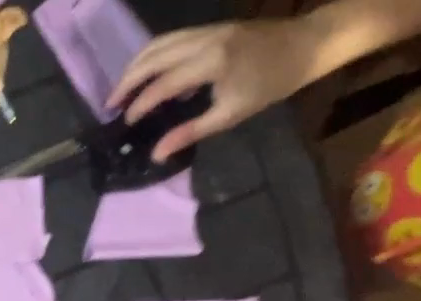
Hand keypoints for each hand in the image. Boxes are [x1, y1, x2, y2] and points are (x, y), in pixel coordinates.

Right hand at [109, 18, 327, 161]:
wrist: (311, 43)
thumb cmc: (273, 82)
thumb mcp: (233, 113)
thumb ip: (190, 131)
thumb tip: (155, 154)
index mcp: (212, 62)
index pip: (161, 85)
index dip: (139, 105)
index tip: (126, 123)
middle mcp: (204, 40)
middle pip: (151, 58)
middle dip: (126, 82)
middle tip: (110, 105)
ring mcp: (207, 30)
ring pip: (156, 44)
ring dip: (134, 66)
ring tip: (121, 88)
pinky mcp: (210, 27)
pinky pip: (169, 39)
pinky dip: (151, 56)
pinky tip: (146, 73)